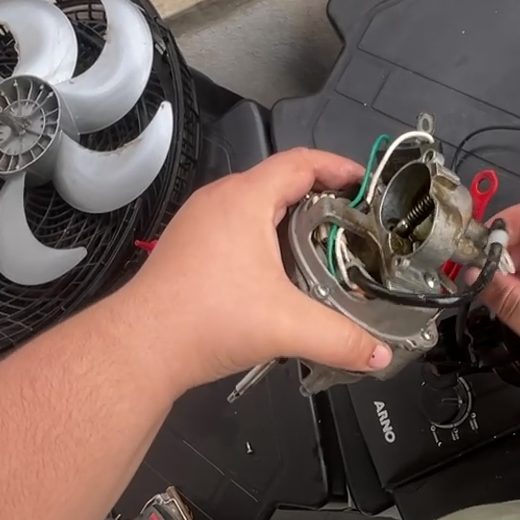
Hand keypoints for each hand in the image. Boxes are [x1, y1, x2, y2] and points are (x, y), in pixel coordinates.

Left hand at [111, 149, 392, 392]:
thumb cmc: (205, 320)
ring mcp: (199, 225)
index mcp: (244, 199)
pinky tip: (280, 274)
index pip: (301, 162)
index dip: (339, 167)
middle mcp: (219, 202)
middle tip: (352, 222)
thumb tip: (379, 356)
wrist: (140, 348)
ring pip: (255, 207)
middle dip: (320, 197)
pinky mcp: (189, 249)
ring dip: (291, 220)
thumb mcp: (286, 327)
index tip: (365, 183)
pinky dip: (265, 239)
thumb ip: (341, 339)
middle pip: (279, 182)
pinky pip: (236, 229)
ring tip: (323, 248)